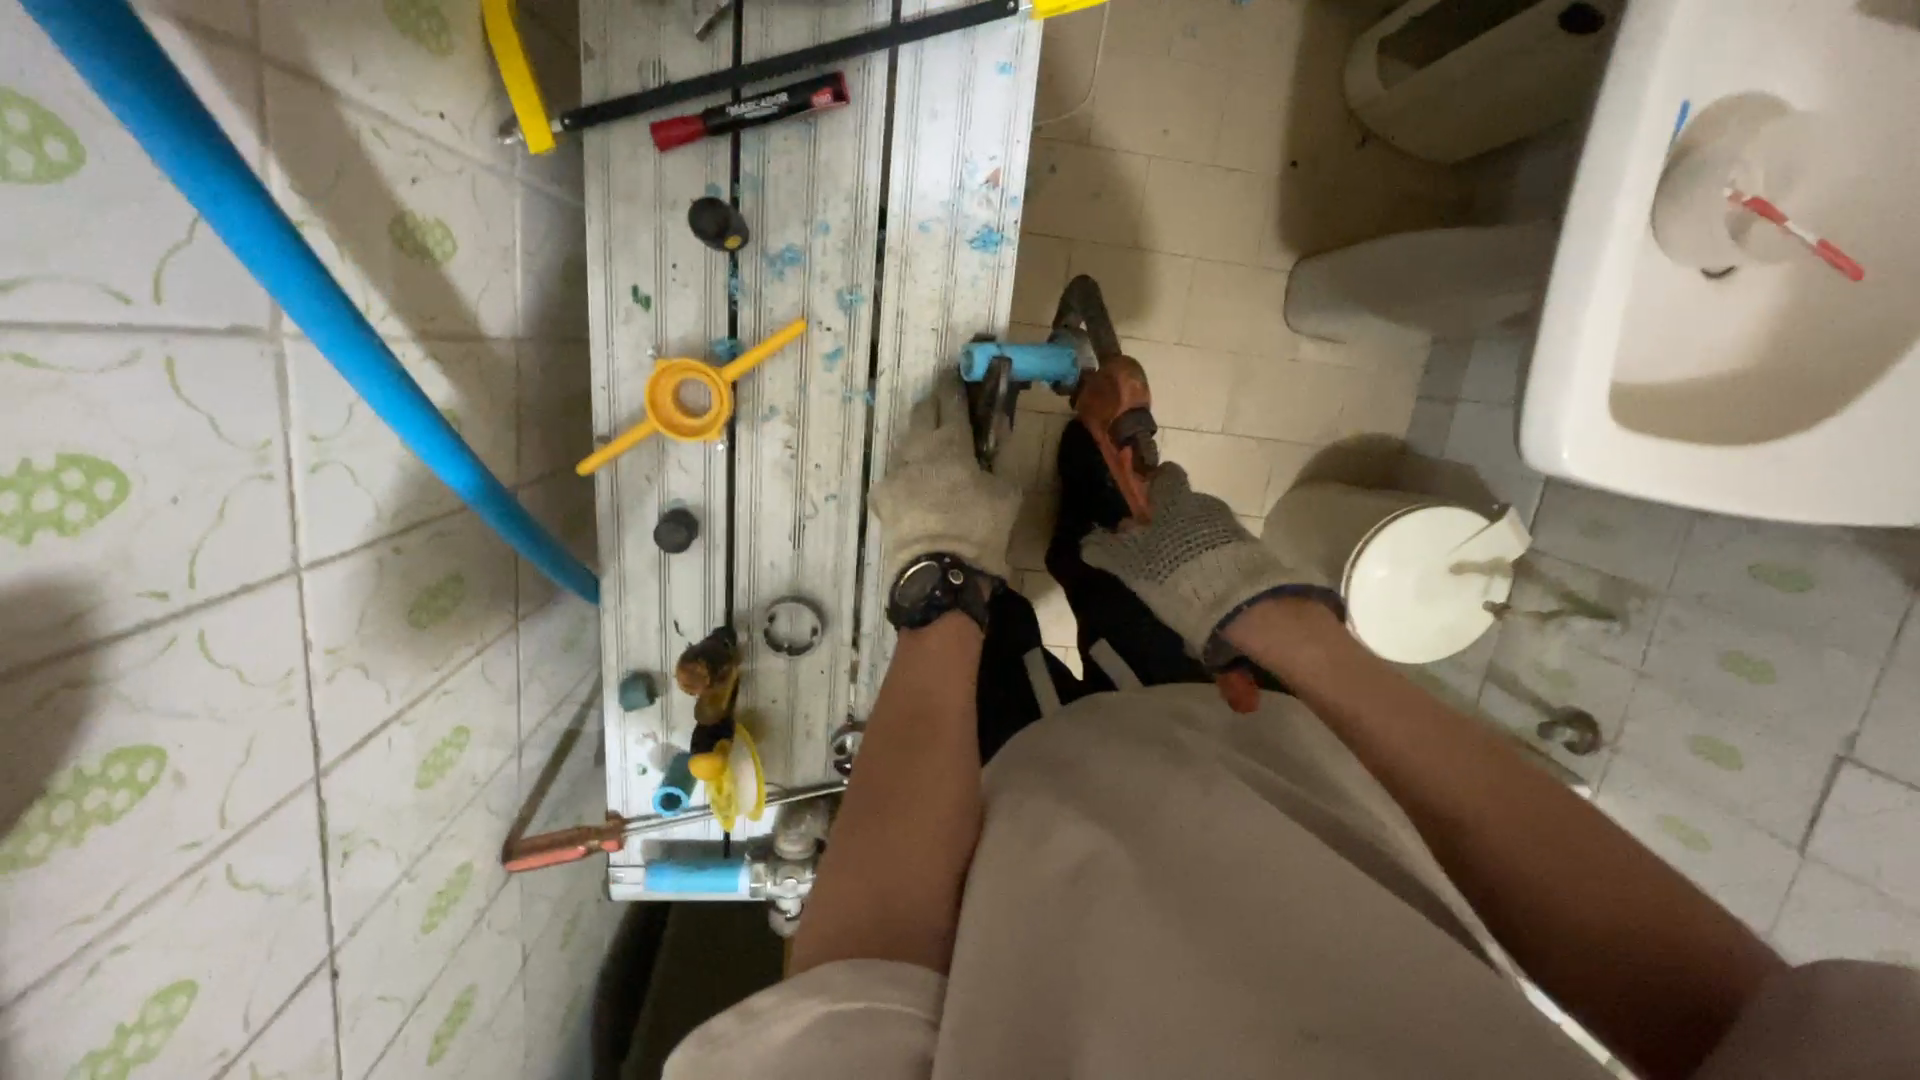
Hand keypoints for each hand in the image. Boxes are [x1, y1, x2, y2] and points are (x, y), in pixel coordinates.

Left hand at [871, 373, 1021, 584]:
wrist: (940, 571)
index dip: (954, 384)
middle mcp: (917, 449)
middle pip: (920, 413)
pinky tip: (914, 488)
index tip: (955, 373)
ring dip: (918, 440)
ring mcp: (894, 473)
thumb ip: (1002, 456)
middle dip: (932, 403)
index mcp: (951, 442)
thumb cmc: (981, 528)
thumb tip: (1001, 428)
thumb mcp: (1007, 491)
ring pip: (904, 444)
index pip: (951, 400)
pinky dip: (906, 476)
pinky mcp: (880, 498)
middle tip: (943, 405)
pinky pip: (893, 477)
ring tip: (930, 451)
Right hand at [1080, 464, 1337, 653]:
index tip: (1143, 502)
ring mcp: (1231, 528)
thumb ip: (1108, 550)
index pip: (1167, 475)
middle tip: (1154, 548)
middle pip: (1185, 505)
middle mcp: (1206, 506)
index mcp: (1176, 501)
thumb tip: (1088, 541)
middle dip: (1170, 521)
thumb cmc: (1174, 571)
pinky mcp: (1249, 553)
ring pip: (1203, 528)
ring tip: (1177, 573)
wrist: (1237, 601)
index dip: (1155, 484)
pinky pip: (1221, 549)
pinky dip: (1209, 561)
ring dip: (1190, 543)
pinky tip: (1199, 586)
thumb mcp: (1131, 564)